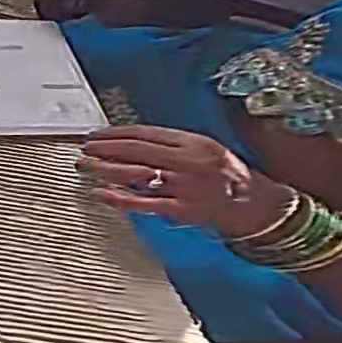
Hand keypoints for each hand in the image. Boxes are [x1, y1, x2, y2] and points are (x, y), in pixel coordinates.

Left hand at [79, 125, 294, 236]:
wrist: (257, 205)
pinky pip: (143, 203)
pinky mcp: (182, 209)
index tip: (96, 135)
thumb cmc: (224, 175)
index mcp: (195, 143)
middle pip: (136, 150)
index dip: (114, 133)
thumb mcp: (203, 148)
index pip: (145, 133)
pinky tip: (99, 192)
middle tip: (85, 148)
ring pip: (135, 173)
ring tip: (85, 165)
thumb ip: (169, 143)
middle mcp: (190, 162)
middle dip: (104, 148)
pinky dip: (118, 198)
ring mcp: (185, 186)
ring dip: (104, 168)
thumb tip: (127, 138)